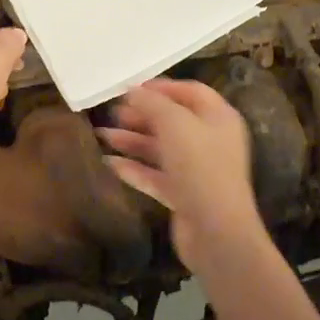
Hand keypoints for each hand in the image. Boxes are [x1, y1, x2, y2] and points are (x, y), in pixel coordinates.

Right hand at [98, 78, 261, 269]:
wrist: (217, 233)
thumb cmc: (200, 166)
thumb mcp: (174, 123)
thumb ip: (151, 102)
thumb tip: (132, 91)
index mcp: (218, 118)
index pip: (190, 91)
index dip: (161, 86)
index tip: (130, 87)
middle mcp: (209, 141)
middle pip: (172, 120)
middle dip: (141, 115)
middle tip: (112, 112)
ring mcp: (196, 170)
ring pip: (160, 148)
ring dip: (132, 140)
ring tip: (102, 135)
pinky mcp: (183, 195)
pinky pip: (155, 175)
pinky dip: (133, 168)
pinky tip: (108, 162)